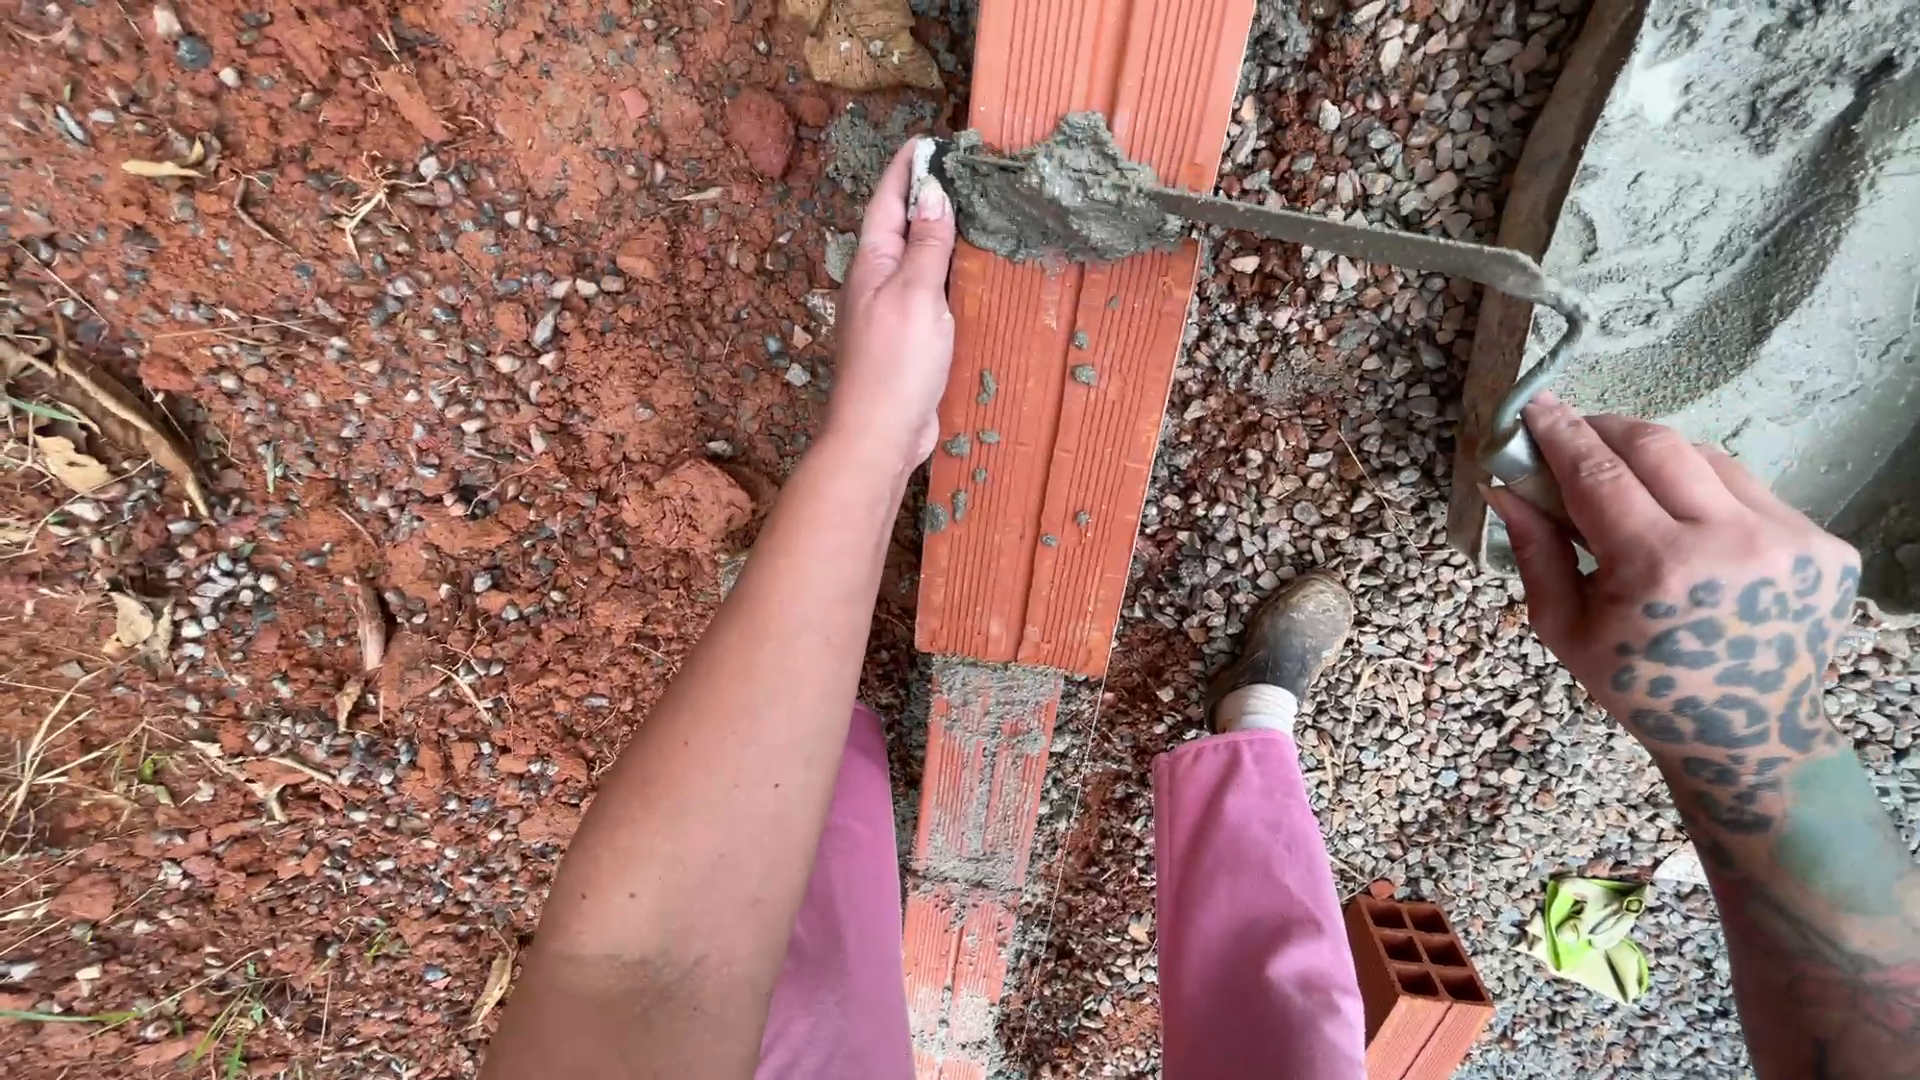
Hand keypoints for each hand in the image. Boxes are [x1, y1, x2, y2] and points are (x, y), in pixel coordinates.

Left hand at [821, 138, 956, 470]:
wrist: (879, 434)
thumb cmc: (895, 364)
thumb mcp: (917, 295)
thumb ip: (927, 245)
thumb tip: (933, 193)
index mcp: (872, 264)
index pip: (888, 200)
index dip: (906, 168)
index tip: (930, 139)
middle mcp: (875, 283)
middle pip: (899, 228)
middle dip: (923, 197)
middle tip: (958, 172)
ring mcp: (889, 314)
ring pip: (914, 263)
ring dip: (936, 237)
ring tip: (967, 214)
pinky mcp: (905, 342)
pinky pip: (926, 296)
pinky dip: (944, 278)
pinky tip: (964, 279)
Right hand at [1486, 394, 1860, 763]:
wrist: (1746, 731)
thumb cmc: (1633, 682)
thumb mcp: (1560, 625)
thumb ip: (1535, 549)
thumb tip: (1503, 491)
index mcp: (1657, 566)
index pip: (1598, 474)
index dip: (1561, 434)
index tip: (1536, 405)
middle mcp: (1733, 541)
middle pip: (1660, 446)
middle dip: (1606, 428)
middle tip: (1570, 428)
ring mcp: (1790, 540)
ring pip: (1709, 458)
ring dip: (1652, 452)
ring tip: (1617, 468)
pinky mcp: (1823, 545)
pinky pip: (1746, 489)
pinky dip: (1696, 485)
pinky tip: (1672, 509)